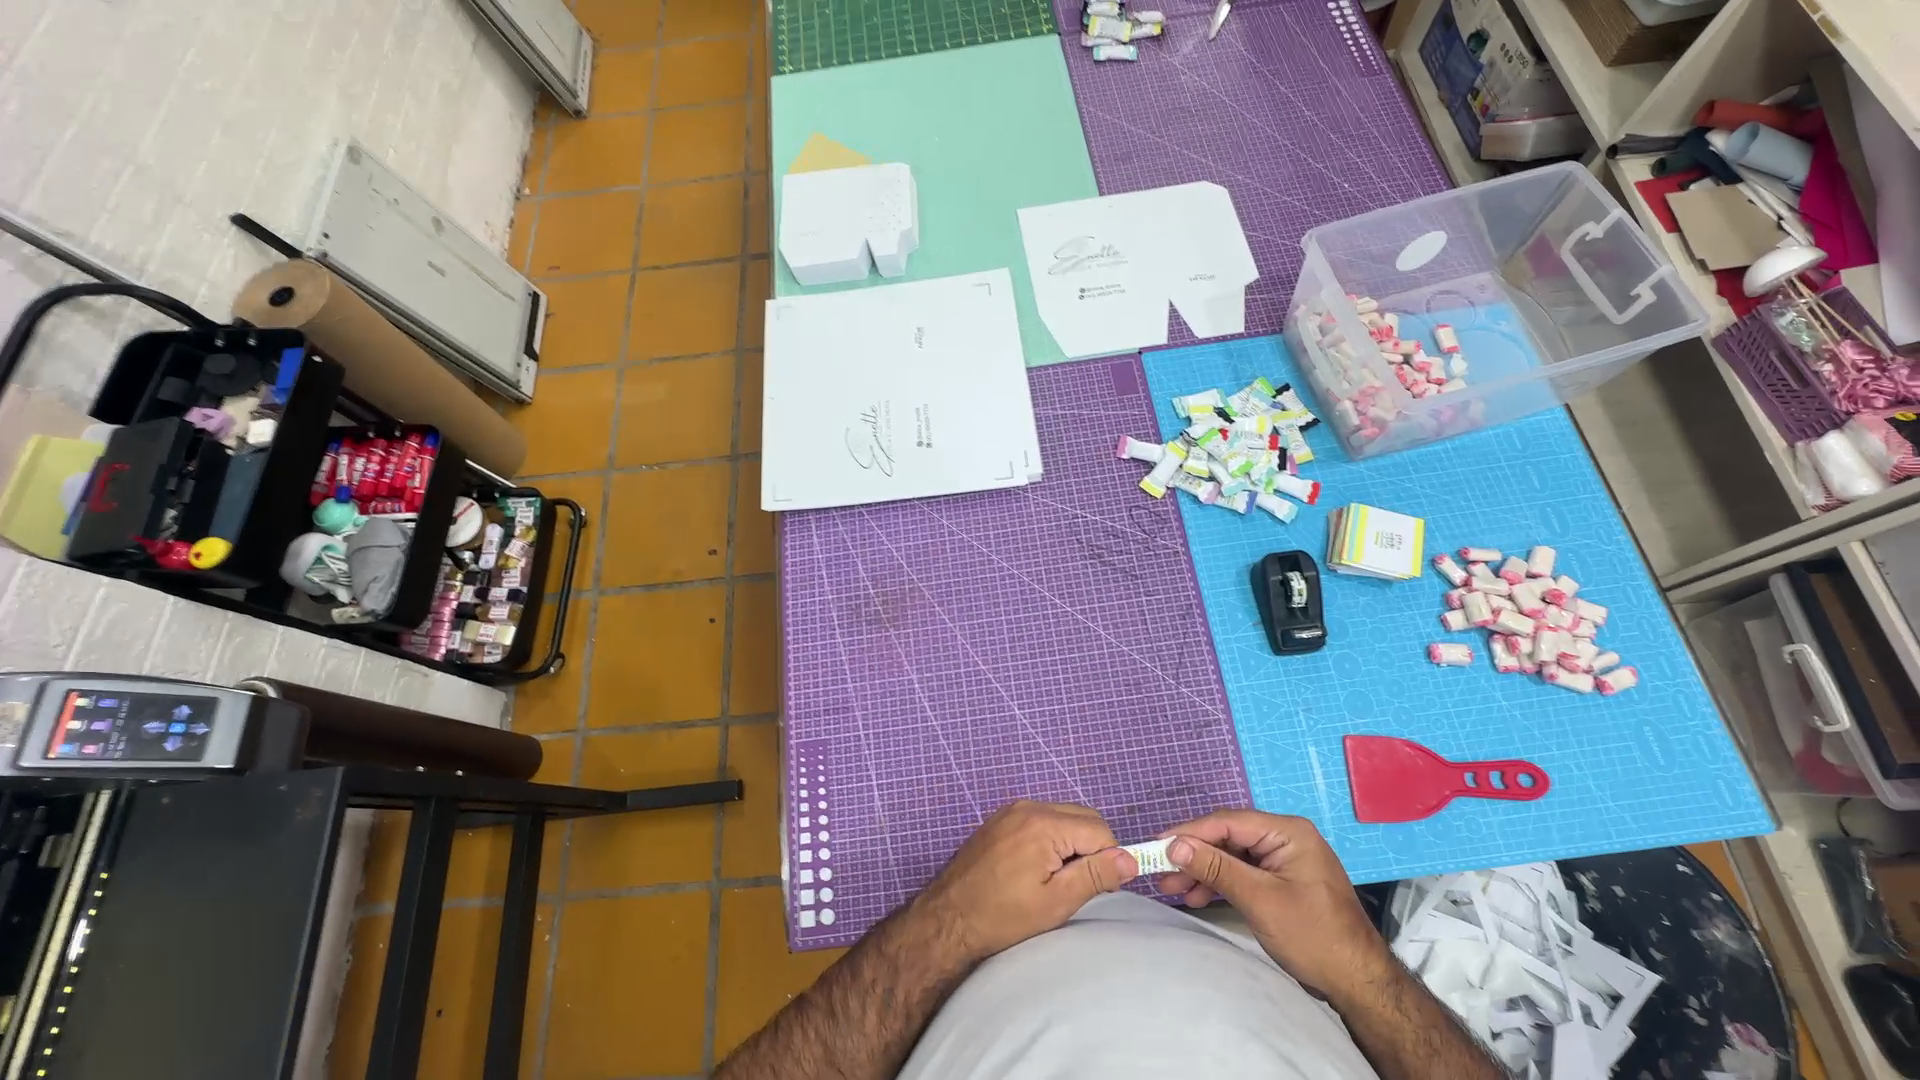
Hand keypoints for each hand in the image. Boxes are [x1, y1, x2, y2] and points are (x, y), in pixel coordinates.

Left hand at [912, 800, 1136, 963]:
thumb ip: (1096, 875)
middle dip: (1090, 849)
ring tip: (1053, 881)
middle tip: (1075, 886)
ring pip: (1063, 818)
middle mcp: (1028, 807)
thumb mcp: (1057, 901)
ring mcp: (1011, 811)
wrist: (948, 919)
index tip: (1097, 887)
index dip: (1108, 859)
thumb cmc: (1003, 916)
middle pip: (1083, 818)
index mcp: (1044, 823)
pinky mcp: (1000, 820)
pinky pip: (1041, 821)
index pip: (1100, 830)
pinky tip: (1035, 871)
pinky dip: (1050, 840)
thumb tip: (1130, 859)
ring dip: (1070, 845)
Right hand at [1158, 810, 1392, 999]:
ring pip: (1232, 856)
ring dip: (1203, 871)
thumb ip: (1216, 868)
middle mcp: (1285, 838)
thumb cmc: (1312, 935)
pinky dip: (1220, 883)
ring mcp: (1283, 860)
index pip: (1228, 822)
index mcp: (1287, 832)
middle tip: (1161, 872)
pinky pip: (1243, 872)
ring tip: (1172, 889)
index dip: (1190, 832)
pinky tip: (1196, 896)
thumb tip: (1174, 845)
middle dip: (1194, 855)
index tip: (1157, 846)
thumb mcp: (1259, 899)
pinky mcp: (1280, 881)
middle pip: (1228, 837)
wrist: (1357, 981)